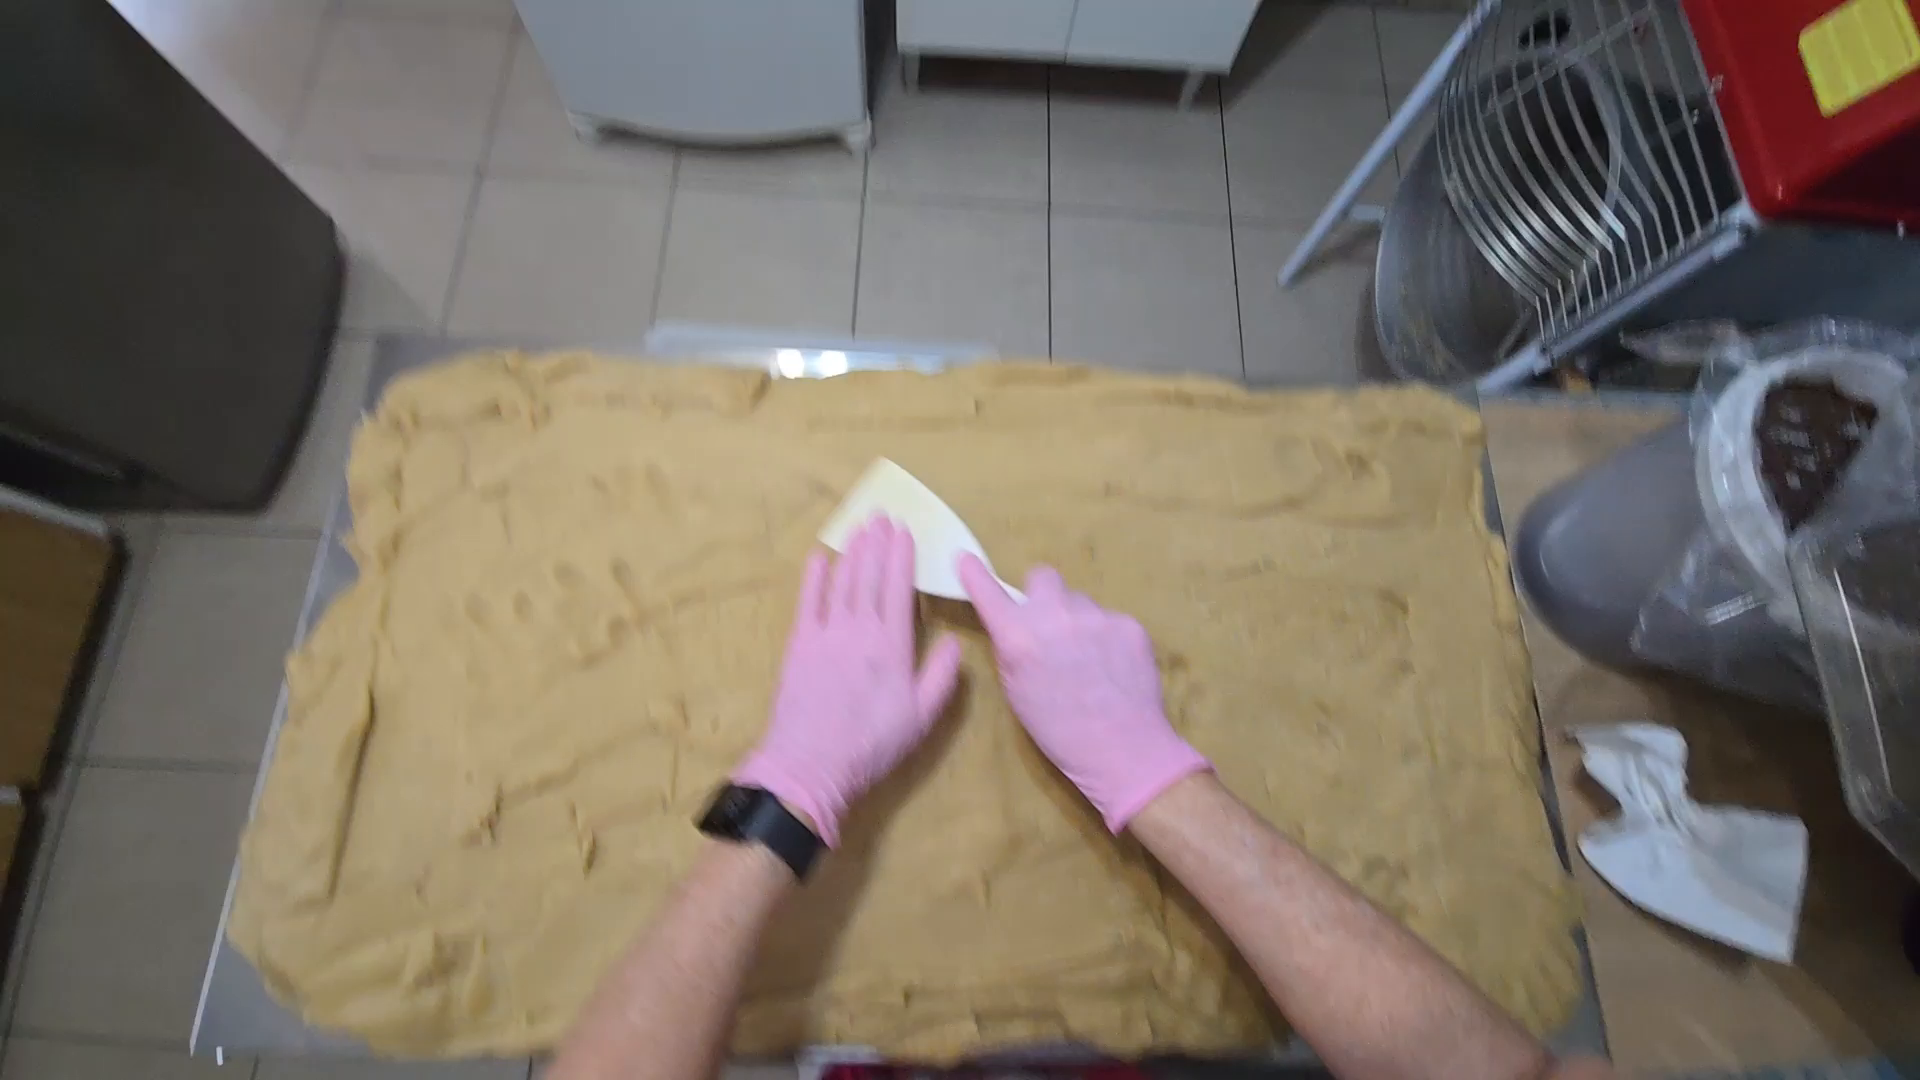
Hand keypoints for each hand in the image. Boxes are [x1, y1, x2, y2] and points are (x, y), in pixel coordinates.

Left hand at [734, 517, 962, 847]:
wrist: (811, 764)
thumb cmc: (872, 743)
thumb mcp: (921, 717)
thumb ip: (942, 676)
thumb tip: (956, 641)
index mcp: (893, 644)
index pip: (898, 588)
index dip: (902, 556)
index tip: (905, 530)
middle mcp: (860, 629)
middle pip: (869, 576)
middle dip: (877, 542)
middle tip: (881, 515)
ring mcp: (826, 633)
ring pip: (842, 582)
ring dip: (852, 551)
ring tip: (859, 527)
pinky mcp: (799, 644)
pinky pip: (807, 602)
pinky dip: (814, 577)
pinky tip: (820, 557)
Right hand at [957, 554, 1209, 831]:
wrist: (1122, 749)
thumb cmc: (1057, 731)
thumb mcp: (1016, 690)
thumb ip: (1011, 648)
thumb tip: (1015, 624)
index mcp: (1018, 637)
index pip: (989, 591)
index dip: (975, 574)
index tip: (966, 559)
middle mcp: (1054, 616)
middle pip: (1042, 576)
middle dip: (1042, 595)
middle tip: (1050, 626)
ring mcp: (1095, 616)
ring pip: (1079, 601)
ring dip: (1077, 620)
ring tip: (1089, 659)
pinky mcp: (1128, 623)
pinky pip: (1108, 619)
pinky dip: (1107, 637)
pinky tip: (1114, 666)